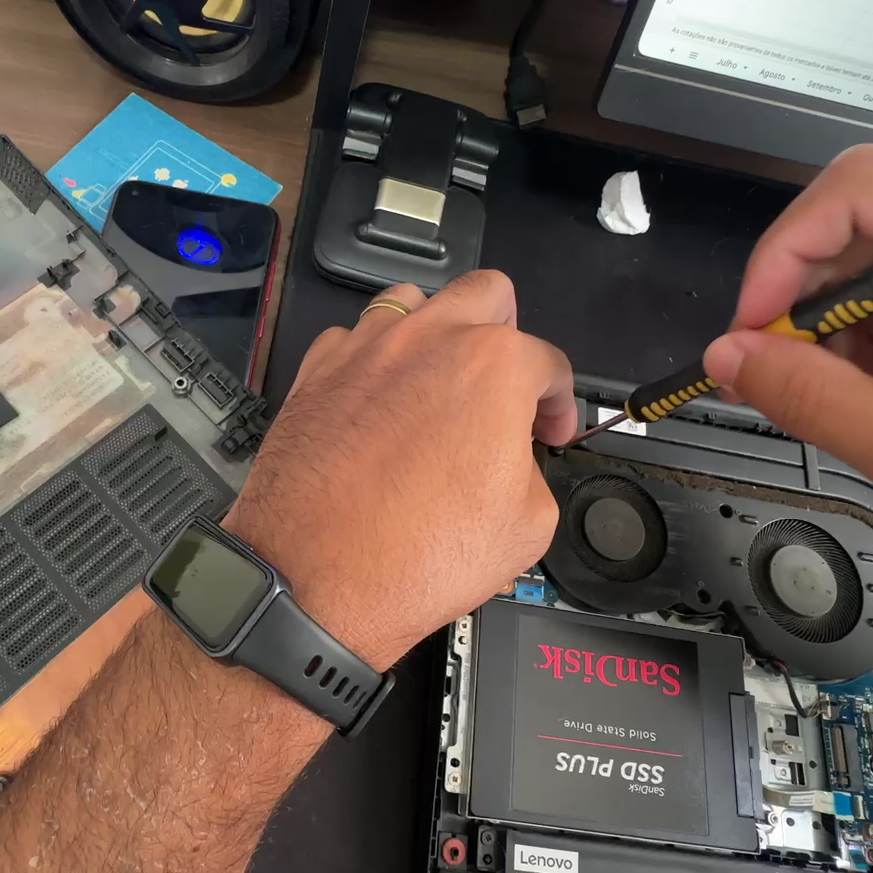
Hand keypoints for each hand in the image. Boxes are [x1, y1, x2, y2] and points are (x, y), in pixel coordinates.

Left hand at [223, 272, 575, 669]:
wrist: (313, 578)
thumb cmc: (420, 554)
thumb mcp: (527, 524)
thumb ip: (532, 468)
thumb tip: (512, 457)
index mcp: (493, 364)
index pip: (550, 363)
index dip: (559, 403)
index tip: (549, 431)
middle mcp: (427, 339)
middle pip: (486, 294)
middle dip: (508, 332)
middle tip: (504, 384)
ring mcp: (364, 348)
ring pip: (412, 302)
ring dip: (437, 332)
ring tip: (437, 382)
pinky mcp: (315, 372)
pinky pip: (352, 341)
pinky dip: (374, 361)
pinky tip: (377, 403)